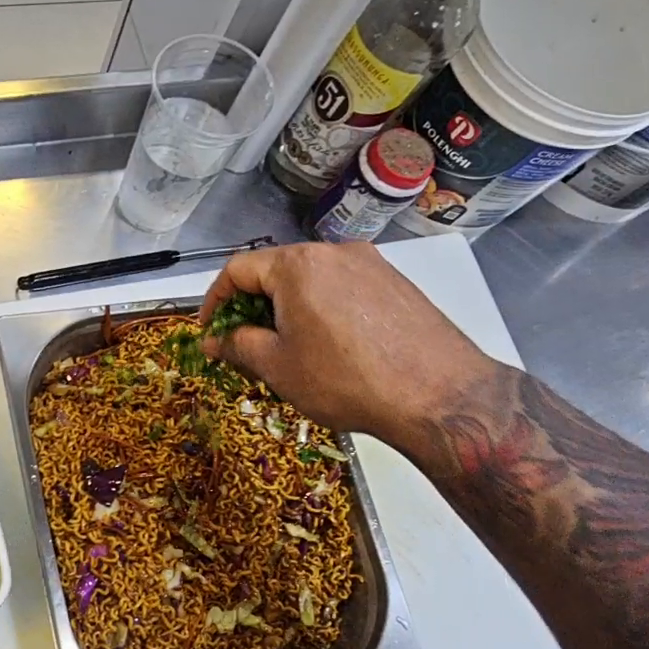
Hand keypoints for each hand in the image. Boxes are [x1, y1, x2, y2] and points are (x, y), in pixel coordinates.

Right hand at [198, 241, 497, 448]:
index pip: (237, 269)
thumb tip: (213, 340)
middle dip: (252, 307)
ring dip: (287, 310)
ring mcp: (371, 265)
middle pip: (275, 271)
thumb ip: (237, 345)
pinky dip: (321, 310)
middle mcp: (334, 253)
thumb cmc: (346, 380)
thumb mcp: (277, 366)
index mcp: (297, 265)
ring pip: (310, 281)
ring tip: (287, 350)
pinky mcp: (395, 283)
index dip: (214, 301)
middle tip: (245, 345)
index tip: (209, 331)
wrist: (438, 395)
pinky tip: (328, 347)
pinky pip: (342, 289)